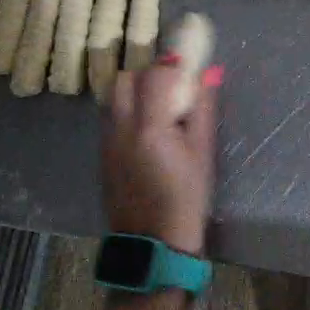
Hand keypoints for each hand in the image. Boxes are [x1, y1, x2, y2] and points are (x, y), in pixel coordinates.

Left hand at [102, 57, 220, 254]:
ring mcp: (107, 141)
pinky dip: (126, 111)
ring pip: (113, 96)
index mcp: (150, 127)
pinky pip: (110, 117)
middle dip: (147, 74)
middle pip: (125, 79)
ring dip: (134, 91)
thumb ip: (203, 108)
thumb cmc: (186, 198)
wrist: (154, 244)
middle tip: (169, 86)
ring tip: (156, 107)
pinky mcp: (101, 154)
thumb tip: (208, 73)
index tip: (186, 68)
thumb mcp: (202, 152)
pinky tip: (144, 130)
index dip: (171, 65)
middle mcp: (122, 128)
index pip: (155, 75)